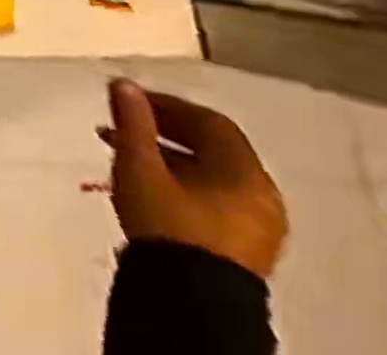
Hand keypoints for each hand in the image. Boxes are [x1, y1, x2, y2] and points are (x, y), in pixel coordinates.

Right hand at [100, 78, 288, 277]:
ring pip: (212, 174)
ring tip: (127, 151)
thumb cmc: (166, 224)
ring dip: (169, 156)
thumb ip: (133, 123)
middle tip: (126, 122)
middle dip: (166, 130)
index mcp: (245, 173)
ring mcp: (258, 226)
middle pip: (214, 148)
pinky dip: (182, 181)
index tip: (130, 100)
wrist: (189, 302)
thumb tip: (124, 84)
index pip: (210, 123)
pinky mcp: (244, 247)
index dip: (168, 105)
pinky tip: (150, 183)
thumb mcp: (139, 167)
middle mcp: (262, 196)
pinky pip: (214, 198)